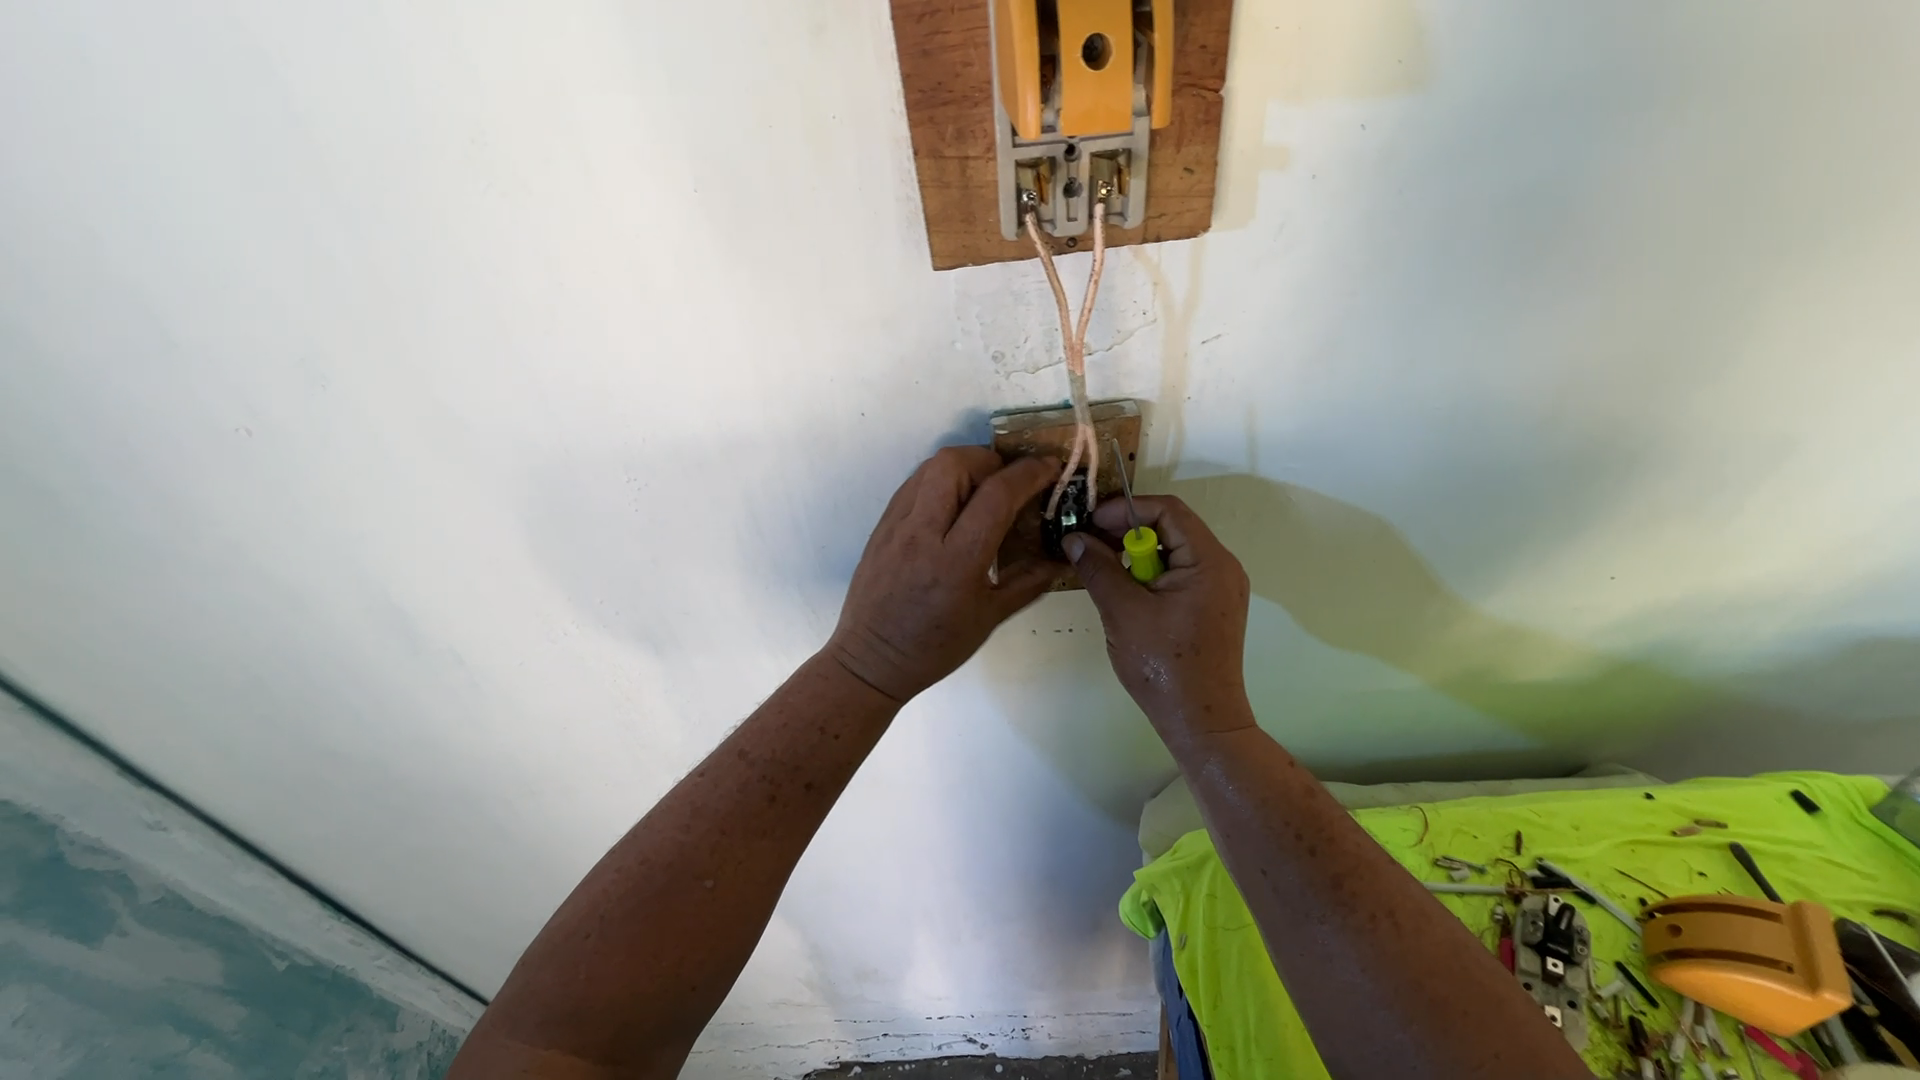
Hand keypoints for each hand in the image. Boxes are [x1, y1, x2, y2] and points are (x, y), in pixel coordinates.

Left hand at [827, 447, 1062, 703]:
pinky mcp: (881, 525)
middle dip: (991, 460)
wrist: (871, 661)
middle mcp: (922, 534)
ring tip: (983, 489)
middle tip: (1009, 481)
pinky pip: (914, 484)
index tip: (1050, 468)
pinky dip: (940, 481)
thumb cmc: (934, 647)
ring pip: (930, 467)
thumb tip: (1063, 555)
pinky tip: (955, 504)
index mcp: (955, 562)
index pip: (995, 496)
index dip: (1029, 473)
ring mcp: (896, 525)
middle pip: (955, 464)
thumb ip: (1030, 580)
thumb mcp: (990, 618)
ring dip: (965, 466)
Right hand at [1063, 496, 1252, 736]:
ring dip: (1136, 555)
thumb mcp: (1122, 612)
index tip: (1091, 523)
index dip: (1126, 510)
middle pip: (1172, 528)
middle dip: (1128, 531)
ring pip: (1174, 552)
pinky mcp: (1213, 608)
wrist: (1200, 720)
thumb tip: (1074, 538)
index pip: (1168, 511)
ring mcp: (1221, 589)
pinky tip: (1126, 593)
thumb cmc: (1163, 665)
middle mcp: (1222, 567)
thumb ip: (1097, 568)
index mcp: (1208, 562)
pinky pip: (1180, 574)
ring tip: (1104, 570)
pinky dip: (1150, 574)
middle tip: (1091, 545)